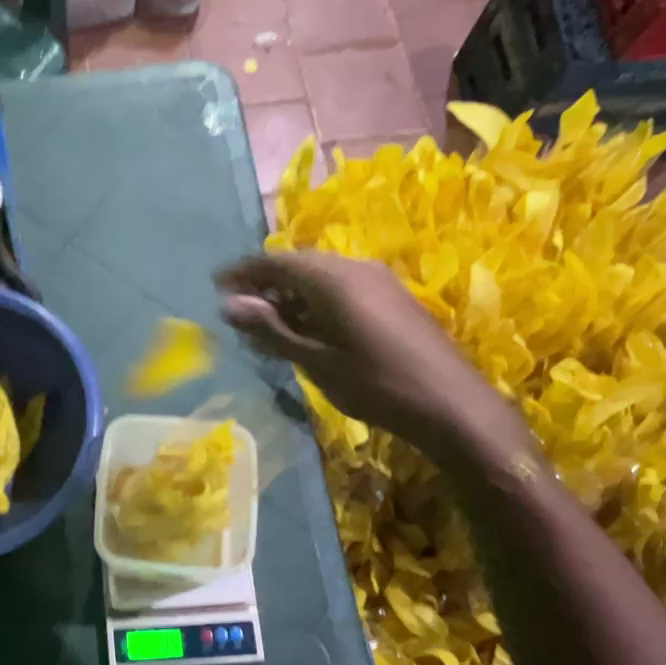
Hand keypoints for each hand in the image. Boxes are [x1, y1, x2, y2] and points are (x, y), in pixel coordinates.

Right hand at [216, 252, 532, 462]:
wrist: (450, 403)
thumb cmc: (375, 384)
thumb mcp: (315, 360)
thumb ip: (270, 329)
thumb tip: (227, 304)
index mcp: (331, 278)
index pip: (274, 262)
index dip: (242, 272)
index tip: (215, 285)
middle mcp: (354, 267)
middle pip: (298, 265)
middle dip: (265, 283)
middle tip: (239, 309)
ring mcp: (378, 280)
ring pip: (321, 276)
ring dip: (290, 295)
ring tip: (268, 326)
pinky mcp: (392, 297)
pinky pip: (342, 287)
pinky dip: (315, 302)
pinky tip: (307, 330)